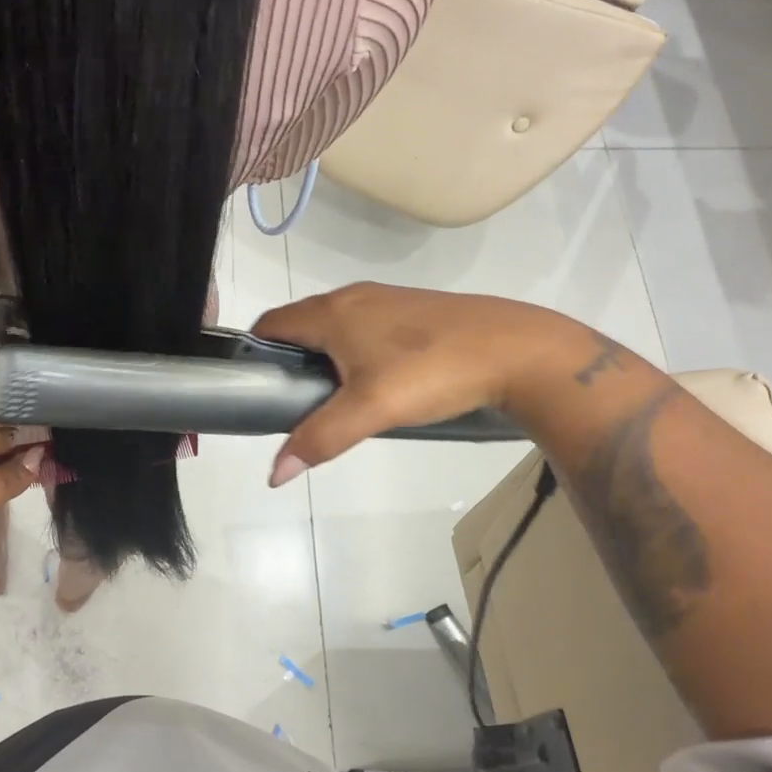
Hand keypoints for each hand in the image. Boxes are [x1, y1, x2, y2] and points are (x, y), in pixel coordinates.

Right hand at [251, 282, 590, 485]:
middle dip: (285, 356)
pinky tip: (368, 381)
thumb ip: (318, 440)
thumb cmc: (434, 372)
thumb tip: (273, 474)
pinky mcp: (413, 310)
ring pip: (332, 323)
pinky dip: (349, 348)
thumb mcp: (370, 411)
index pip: (271, 323)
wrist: (520, 351)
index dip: (254, 351)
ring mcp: (386, 299)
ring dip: (318, 353)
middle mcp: (353, 296)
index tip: (251, 385)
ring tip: (324, 396)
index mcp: (333, 312)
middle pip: (299, 322)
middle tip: (286, 400)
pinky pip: (361, 325)